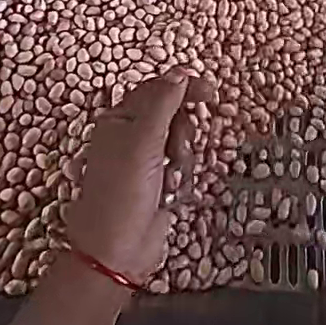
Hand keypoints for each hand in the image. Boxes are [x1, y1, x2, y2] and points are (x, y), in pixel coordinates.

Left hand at [64, 70, 208, 281]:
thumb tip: (179, 73)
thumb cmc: (121, 191)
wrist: (117, 251)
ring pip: (181, 141)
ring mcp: (146, 160)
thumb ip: (163, 102)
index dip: (182, 88)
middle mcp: (132, 135)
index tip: (209, 92)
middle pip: (173, 114)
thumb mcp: (142, 139)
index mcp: (120, 118)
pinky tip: (169, 193)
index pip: (157, 89)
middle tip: (177, 146)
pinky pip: (182, 167)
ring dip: (181, 158)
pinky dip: (180, 178)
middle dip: (181, 130)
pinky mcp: (159, 183)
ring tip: (168, 176)